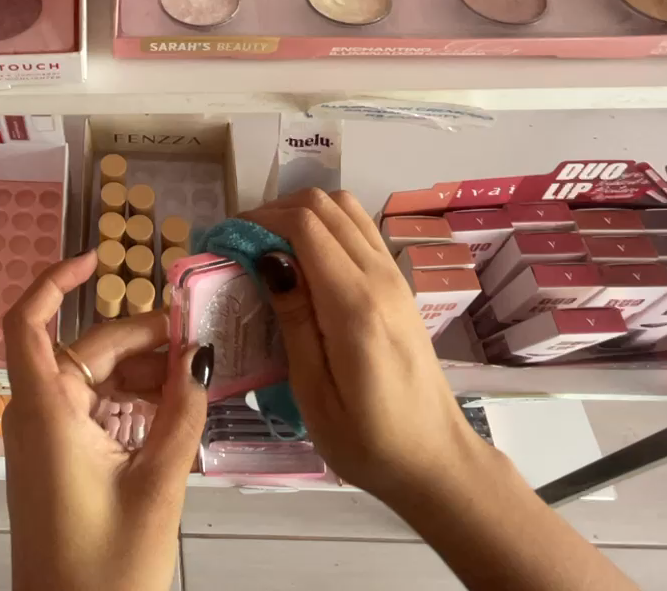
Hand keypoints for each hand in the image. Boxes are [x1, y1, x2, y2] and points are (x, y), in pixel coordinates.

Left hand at [3, 251, 210, 590]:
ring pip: (89, 377)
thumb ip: (180, 414)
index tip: (96, 259)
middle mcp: (37, 412)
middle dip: (136, 336)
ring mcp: (44, 435)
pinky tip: (169, 405)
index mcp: (46, 411)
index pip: (26, 322)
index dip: (53, 281)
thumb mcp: (158, 487)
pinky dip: (127, 399)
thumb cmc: (108, 570)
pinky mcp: (56, 456)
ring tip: (191, 375)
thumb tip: (199, 354)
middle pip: (81, 349)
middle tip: (194, 337)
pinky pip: (90, 407)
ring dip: (137, 370)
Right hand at [243, 189, 488, 498]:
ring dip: (302, 213)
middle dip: (276, 211)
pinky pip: (358, 228)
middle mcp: (379, 277)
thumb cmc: (367, 441)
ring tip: (272, 248)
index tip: (229, 243)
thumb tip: (268, 259)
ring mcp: (394, 276)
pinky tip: (304, 261)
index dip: (261, 220)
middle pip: (324, 203)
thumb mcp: (314, 393)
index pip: (305, 225)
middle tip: (244, 245)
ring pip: (345, 207)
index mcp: (355, 305)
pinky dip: (325, 225)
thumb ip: (293, 319)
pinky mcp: (398, 283)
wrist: (437, 463)